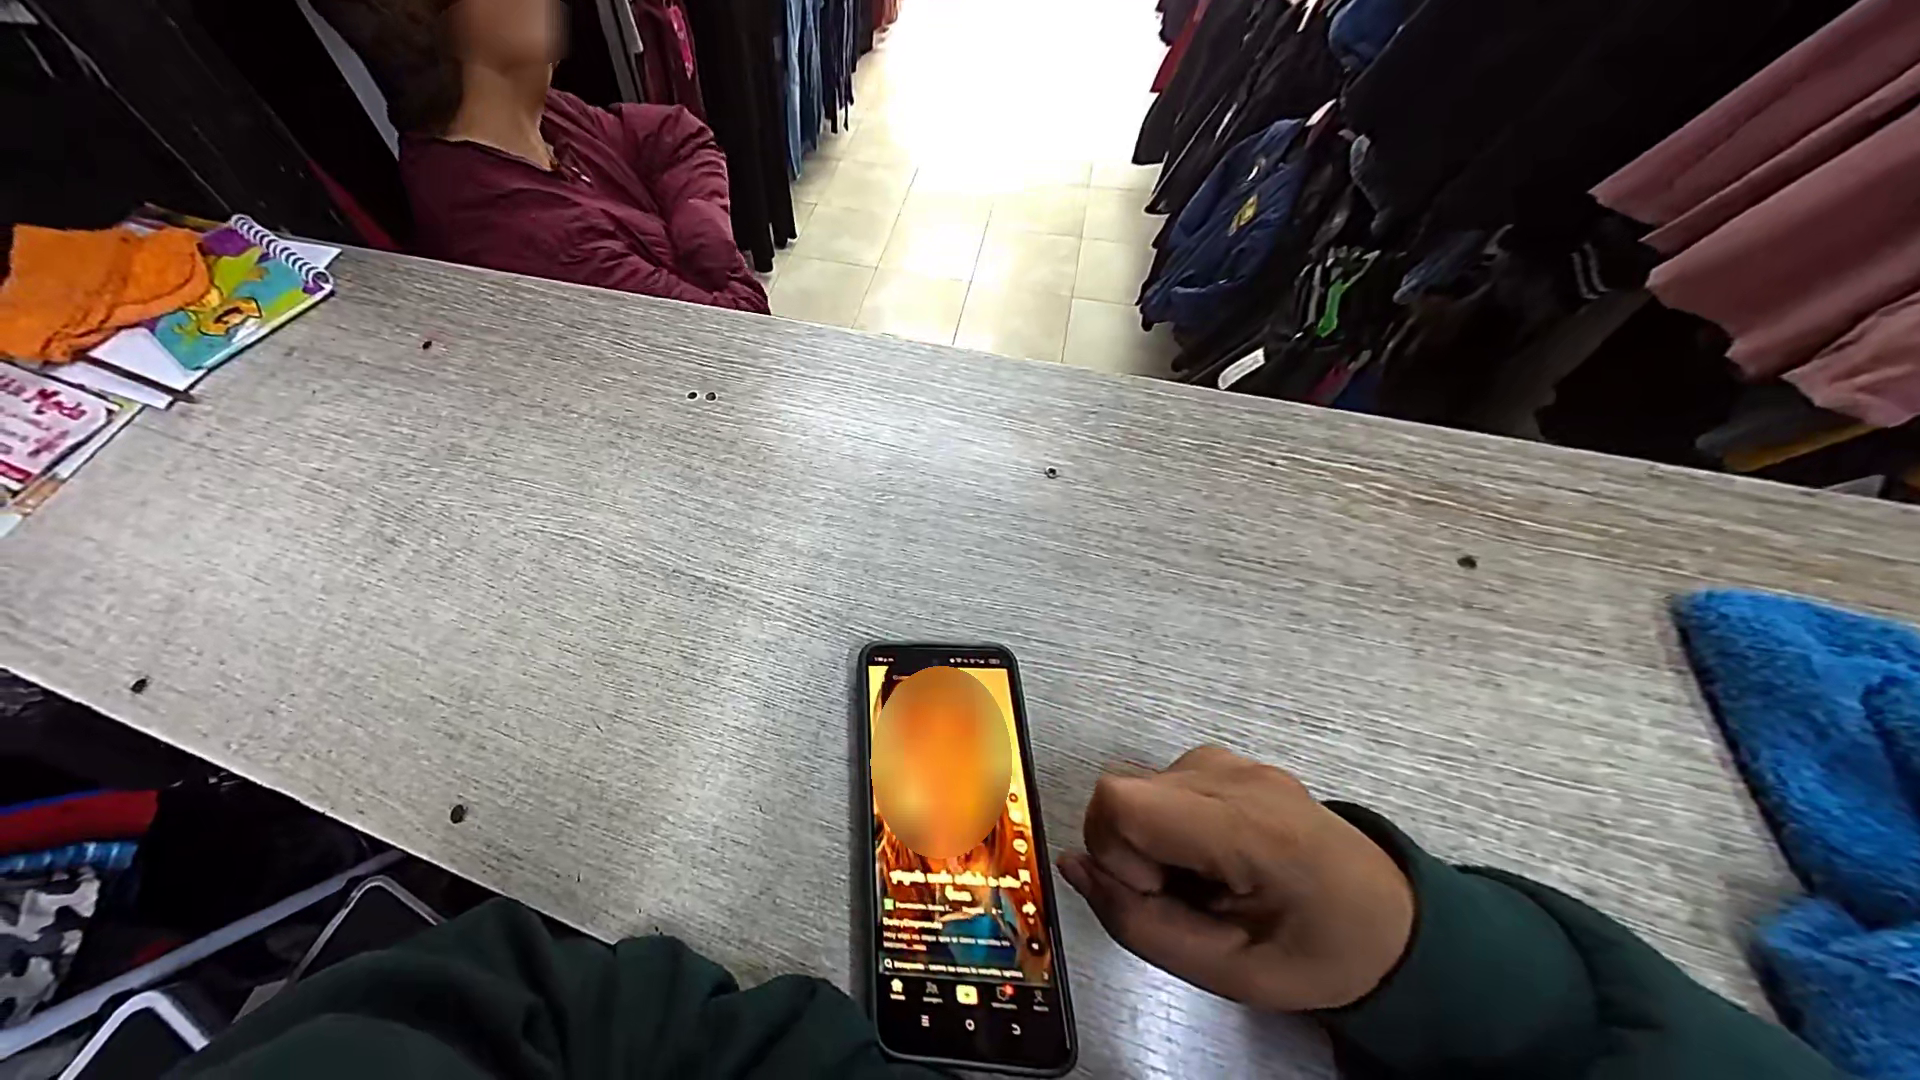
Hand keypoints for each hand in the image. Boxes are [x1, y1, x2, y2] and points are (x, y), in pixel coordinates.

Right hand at [1058, 746, 1413, 1011]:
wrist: (1388, 915)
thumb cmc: (1319, 953)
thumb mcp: (1230, 973)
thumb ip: (1139, 924)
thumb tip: (1072, 865)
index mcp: (1246, 826)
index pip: (1121, 800)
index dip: (1114, 852)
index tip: (1159, 894)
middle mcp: (1230, 774)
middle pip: (1119, 795)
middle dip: (1129, 855)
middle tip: (1183, 898)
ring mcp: (1227, 759)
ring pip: (1135, 791)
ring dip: (1146, 840)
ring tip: (1202, 879)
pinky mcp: (1221, 758)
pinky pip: (1158, 787)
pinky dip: (1163, 823)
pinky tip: (1209, 853)